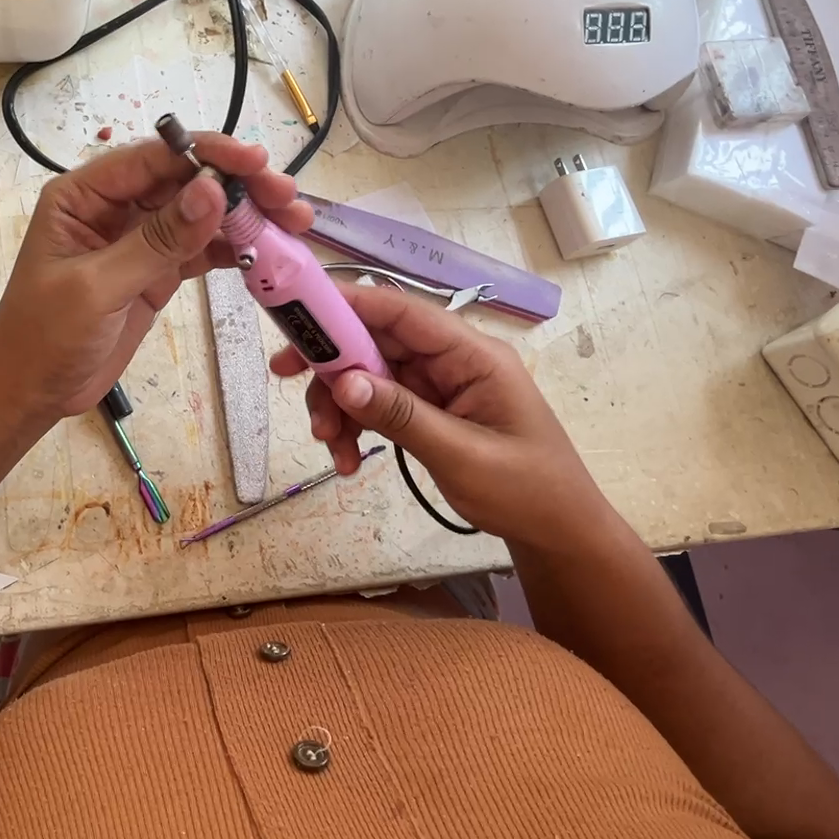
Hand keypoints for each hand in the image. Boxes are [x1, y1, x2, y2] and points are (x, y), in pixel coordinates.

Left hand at [0, 132, 312, 418]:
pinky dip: (231, 249)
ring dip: (244, 215)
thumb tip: (212, 192)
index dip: (206, 154)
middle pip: (184, 180)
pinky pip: (199, 250)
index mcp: (85, 195)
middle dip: (237, 183)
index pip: (152, 159)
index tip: (256, 162)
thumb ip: (157, 241)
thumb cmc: (44, 338)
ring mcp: (138, 240)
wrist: (33, 391)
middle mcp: (114, 208)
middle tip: (287, 196)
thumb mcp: (98, 287)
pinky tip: (263, 250)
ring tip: (292, 222)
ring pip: (198, 214)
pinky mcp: (155, 272)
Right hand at [271, 284, 616, 547]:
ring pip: (366, 374)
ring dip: (337, 404)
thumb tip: (343, 382)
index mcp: (471, 355)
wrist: (555, 533)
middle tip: (283, 377)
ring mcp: (434, 385)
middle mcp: (449, 360)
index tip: (298, 313)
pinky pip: (374, 404)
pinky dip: (354, 427)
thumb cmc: (526, 491)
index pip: (402, 312)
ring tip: (330, 445)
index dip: (347, 304)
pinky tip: (347, 460)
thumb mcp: (463, 456)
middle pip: (373, 341)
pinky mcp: (424, 409)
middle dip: (329, 363)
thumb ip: (402, 416)